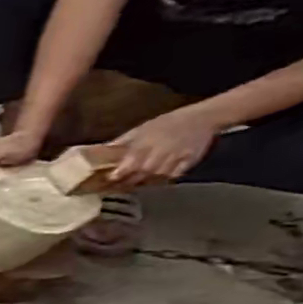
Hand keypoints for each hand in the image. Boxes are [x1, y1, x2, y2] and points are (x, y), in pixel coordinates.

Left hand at [108, 106, 222, 186]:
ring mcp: (174, 160)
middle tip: (116, 185)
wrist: (202, 118)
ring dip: (143, 182)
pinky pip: (171, 177)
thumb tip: (101, 151)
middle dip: (127, 182)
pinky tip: (154, 179)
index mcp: (145, 145)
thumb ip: (122, 142)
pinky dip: (162, 180)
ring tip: (133, 183)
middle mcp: (159, 154)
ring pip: (154, 178)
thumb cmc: (167, 123)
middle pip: (139, 176)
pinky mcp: (188, 164)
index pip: (126, 167)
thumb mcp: (142, 129)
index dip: (116, 176)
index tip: (107, 180)